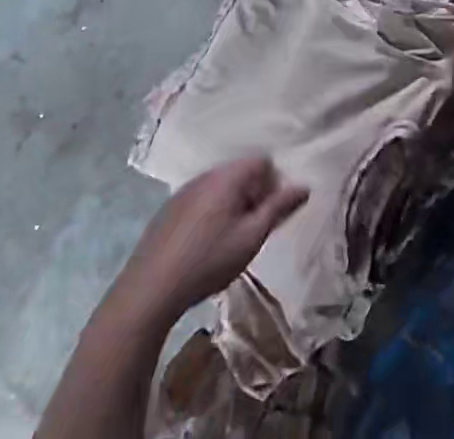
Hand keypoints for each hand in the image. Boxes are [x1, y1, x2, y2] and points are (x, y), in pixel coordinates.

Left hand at [119, 157, 308, 319]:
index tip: (271, 213)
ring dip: (233, 204)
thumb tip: (304, 186)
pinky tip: (205, 244)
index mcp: (226, 177)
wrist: (149, 290)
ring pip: (220, 187)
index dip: (274, 183)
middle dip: (254, 194)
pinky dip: (212, 212)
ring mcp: (182, 192)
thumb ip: (279, 208)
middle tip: (255, 228)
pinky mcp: (167, 210)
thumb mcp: (251, 237)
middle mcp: (204, 176)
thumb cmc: (208, 261)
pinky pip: (201, 199)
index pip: (262, 161)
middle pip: (241, 172)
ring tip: (231, 239)